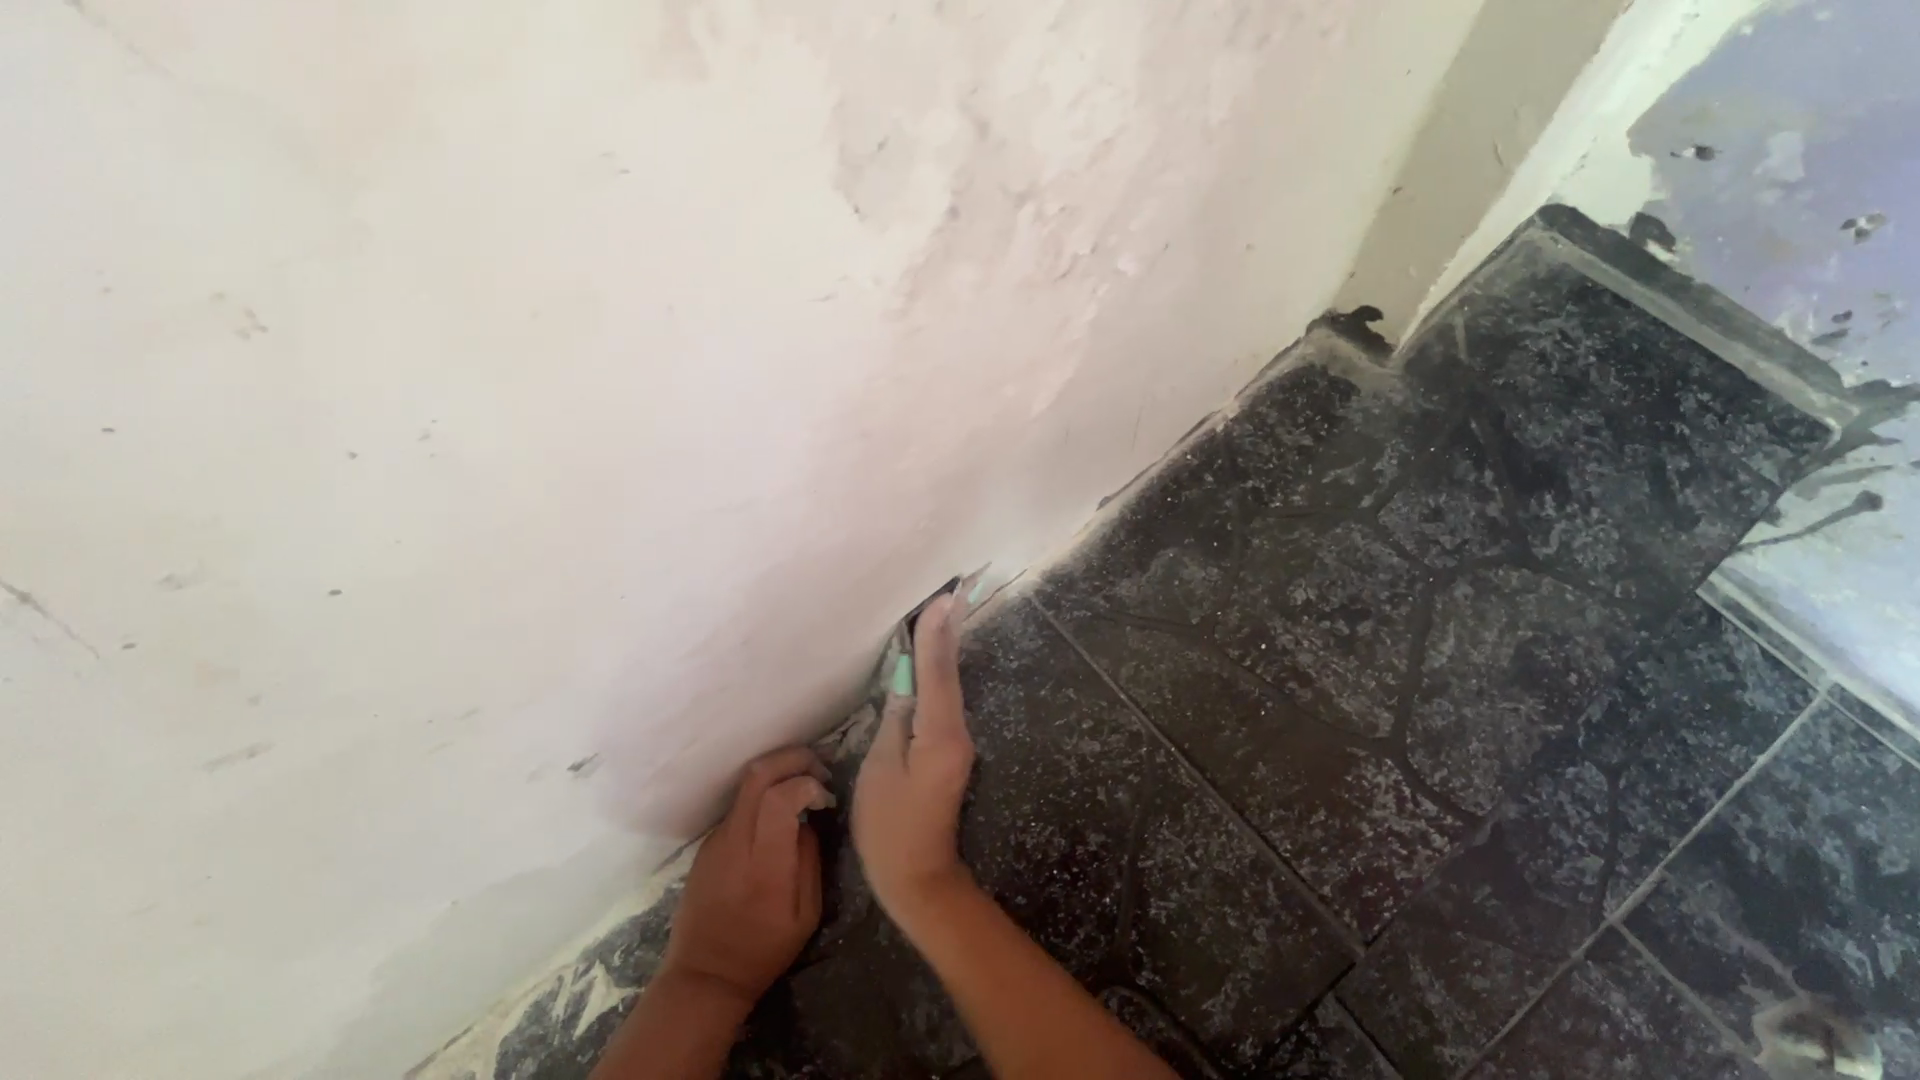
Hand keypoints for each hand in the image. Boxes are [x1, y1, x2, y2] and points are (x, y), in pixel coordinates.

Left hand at [661, 746, 831, 1008]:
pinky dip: (764, 795)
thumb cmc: (763, 950)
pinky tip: (780, 813)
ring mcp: (716, 840)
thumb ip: (810, 860)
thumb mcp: (806, 914)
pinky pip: (739, 806)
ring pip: (746, 785)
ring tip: (805, 784)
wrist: (705, 974)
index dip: (808, 783)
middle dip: (793, 759)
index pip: (780, 796)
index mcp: (764, 863)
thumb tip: (809, 821)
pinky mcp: (707, 844)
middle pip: (758, 775)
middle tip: (820, 768)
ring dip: (779, 772)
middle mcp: (735, 842)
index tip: (826, 798)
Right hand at [853, 593, 976, 924]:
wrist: (918, 876)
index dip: (935, 634)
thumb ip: (895, 719)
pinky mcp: (951, 753)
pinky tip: (931, 660)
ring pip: (948, 687)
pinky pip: (943, 704)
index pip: (937, 673)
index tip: (941, 598)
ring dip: (942, 651)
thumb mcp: (881, 769)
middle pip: (949, 674)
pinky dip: (937, 676)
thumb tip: (906, 682)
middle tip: (949, 592)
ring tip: (938, 613)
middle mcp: (958, 732)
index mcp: (941, 734)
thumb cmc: (890, 826)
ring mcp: (958, 743)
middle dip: (945, 633)